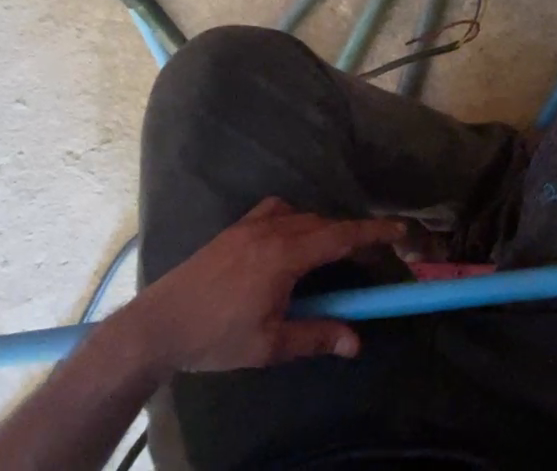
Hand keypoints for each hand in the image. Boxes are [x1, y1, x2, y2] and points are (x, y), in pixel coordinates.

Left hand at [116, 197, 404, 374]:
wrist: (153, 328)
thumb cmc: (213, 338)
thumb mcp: (268, 345)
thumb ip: (316, 337)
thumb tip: (357, 343)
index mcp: (285, 255)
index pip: (342, 236)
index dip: (375, 233)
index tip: (402, 230)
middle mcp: (273, 230)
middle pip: (327, 224)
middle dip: (353, 238)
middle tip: (370, 259)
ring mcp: (251, 225)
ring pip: (303, 216)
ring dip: (325, 230)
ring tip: (333, 254)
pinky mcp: (234, 229)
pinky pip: (277, 210)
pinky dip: (295, 218)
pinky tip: (290, 237)